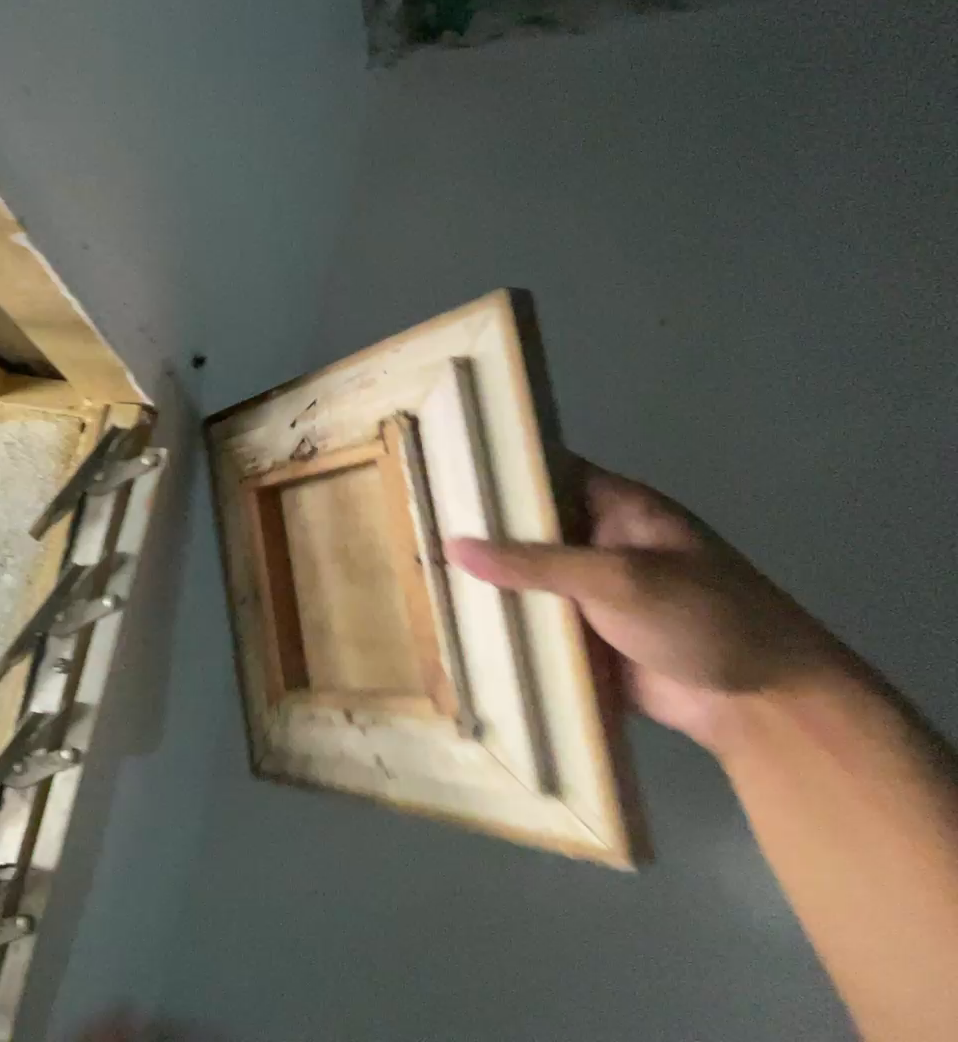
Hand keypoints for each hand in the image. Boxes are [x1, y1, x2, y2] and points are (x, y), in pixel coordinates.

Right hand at [445, 464, 864, 752]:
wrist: (759, 704)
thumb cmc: (702, 618)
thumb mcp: (618, 578)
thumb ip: (534, 563)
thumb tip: (452, 546)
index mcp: (617, 508)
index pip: (546, 470)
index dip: (495, 465)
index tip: (437, 465)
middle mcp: (595, 541)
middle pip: (523, 524)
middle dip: (473, 525)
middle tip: (411, 520)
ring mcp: (585, 589)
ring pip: (518, 574)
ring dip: (478, 576)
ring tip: (410, 566)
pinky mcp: (576, 633)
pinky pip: (525, 617)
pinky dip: (493, 617)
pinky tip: (446, 615)